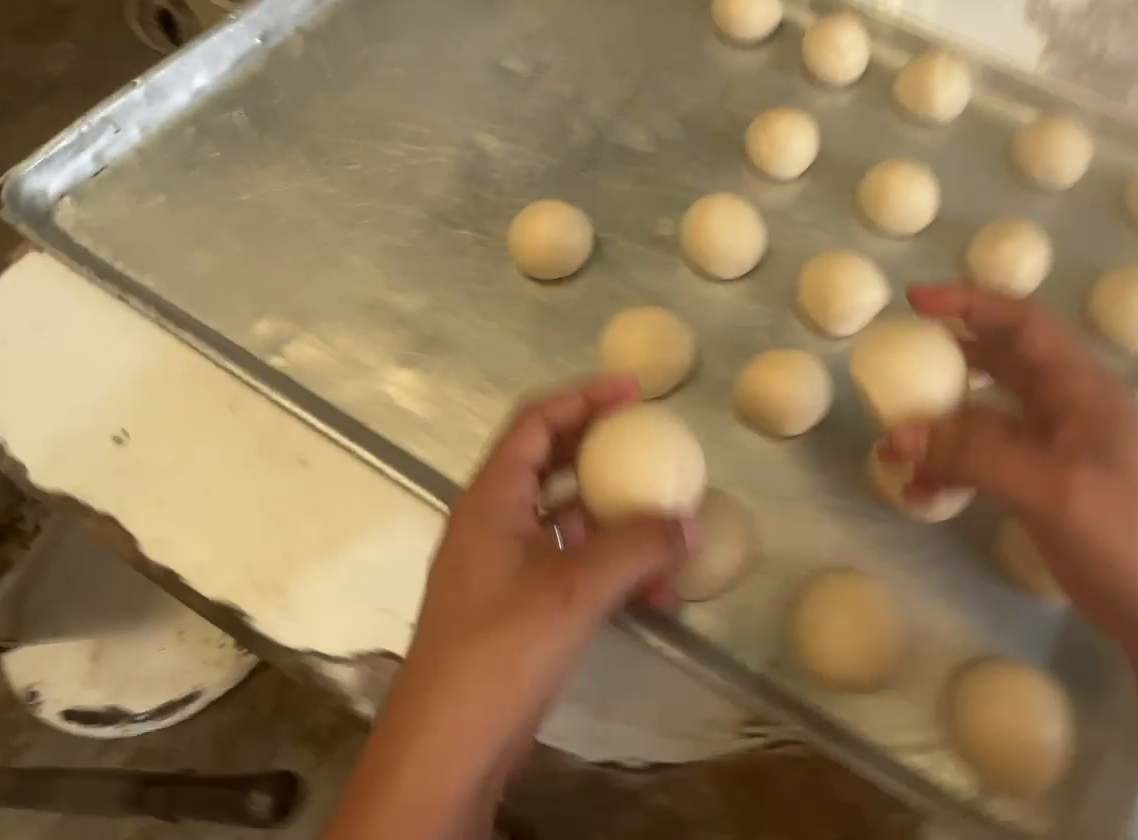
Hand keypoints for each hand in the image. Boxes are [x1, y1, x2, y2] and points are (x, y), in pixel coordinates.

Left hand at [327, 376, 691, 839]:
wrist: (446, 748)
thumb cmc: (500, 650)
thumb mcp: (575, 590)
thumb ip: (637, 548)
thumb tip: (691, 522)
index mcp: (492, 498)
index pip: (537, 422)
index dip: (584, 397)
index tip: (634, 390)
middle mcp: (495, 520)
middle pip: (553, 462)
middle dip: (607, 453)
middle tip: (655, 444)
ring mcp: (504, 564)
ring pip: (568, 518)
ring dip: (618, 522)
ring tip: (670, 534)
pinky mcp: (518, 603)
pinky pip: (572, 563)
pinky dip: (610, 567)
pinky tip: (654, 594)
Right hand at [880, 284, 1137, 648]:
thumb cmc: (1135, 537)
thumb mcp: (1052, 488)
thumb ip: (972, 456)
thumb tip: (896, 436)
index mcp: (1081, 389)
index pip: (1020, 323)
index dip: (968, 303)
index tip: (914, 301)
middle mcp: (1066, 410)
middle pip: (999, 364)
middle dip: (947, 362)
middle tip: (898, 368)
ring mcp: (1056, 453)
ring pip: (985, 420)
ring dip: (940, 430)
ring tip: (893, 454)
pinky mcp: (1046, 493)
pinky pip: (986, 465)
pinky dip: (952, 472)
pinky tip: (922, 494)